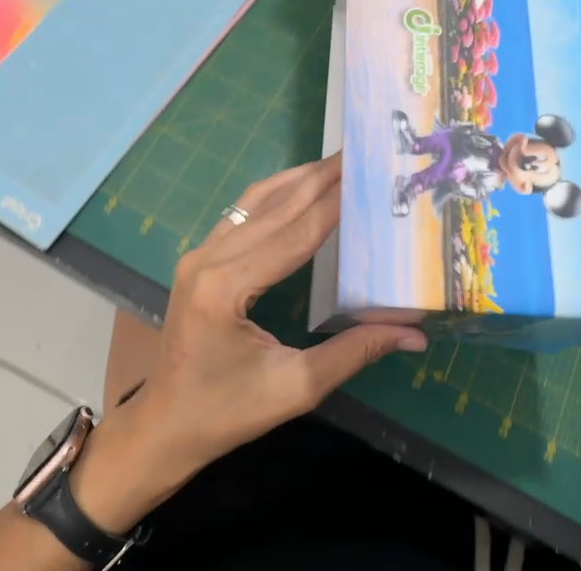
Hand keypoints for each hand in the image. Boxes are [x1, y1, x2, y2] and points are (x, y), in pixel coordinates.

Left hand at [68, 156, 427, 532]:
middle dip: (320, 179)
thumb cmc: (226, 412)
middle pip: (275, 208)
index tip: (369, 175)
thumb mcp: (294, 387)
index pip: (295, 235)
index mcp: (226, 288)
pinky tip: (301, 187)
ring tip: (338, 162)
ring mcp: (199, 255)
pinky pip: (242, 215)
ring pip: (255, 203)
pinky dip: (276, 196)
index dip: (335, 204)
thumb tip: (415, 333)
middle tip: (360, 154)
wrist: (165, 426)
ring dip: (297, 180)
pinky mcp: (200, 259)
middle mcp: (208, 259)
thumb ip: (354, 352)